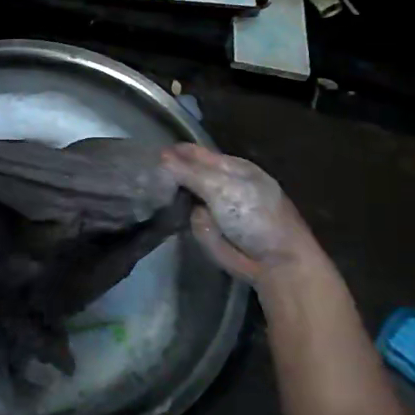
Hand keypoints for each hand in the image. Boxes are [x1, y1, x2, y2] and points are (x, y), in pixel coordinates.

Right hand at [160, 144, 318, 278]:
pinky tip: (164, 214)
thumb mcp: (221, 187)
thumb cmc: (254, 216)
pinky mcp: (204, 228)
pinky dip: (177, 216)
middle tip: (142, 177)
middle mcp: (219, 183)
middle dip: (167, 174)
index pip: (195, 153)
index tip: (147, 156)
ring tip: (150, 195)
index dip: (173, 153)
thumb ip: (189, 171)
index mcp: (230, 166)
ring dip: (169, 195)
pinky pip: (183, 215)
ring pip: (179, 194)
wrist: (273, 262)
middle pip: (184, 173)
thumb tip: (160, 155)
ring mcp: (210, 206)